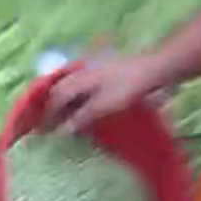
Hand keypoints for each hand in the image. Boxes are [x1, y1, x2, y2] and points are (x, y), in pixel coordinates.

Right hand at [44, 54, 166, 132]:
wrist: (156, 68)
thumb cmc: (127, 87)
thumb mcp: (101, 106)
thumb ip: (81, 118)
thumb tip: (61, 132)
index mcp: (80, 78)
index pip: (56, 96)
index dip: (48, 114)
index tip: (43, 130)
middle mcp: (84, 70)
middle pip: (62, 88)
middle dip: (53, 105)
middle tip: (49, 123)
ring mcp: (97, 68)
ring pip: (72, 85)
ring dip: (65, 101)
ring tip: (63, 117)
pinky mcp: (108, 71)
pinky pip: (85, 84)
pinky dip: (78, 96)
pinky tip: (82, 106)